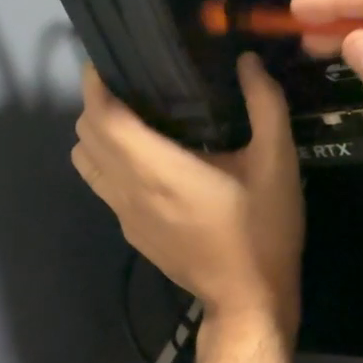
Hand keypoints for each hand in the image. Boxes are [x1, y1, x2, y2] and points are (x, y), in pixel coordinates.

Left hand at [72, 54, 304, 339]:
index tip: (107, 61)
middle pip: (85, 136)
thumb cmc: (263, 230)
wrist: (249, 301)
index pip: (102, 119)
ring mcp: (125, 215)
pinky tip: (146, 157)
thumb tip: (248, 61)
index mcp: (158, 170)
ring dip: (97, 134)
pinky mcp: (131, 232)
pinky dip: (108, 161)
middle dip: (96, 103)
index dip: (95, 85)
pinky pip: (102, 185)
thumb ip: (265, 105)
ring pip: (86, 163)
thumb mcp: (277, 163)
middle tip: (128, 82)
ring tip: (133, 117)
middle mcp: (129, 190)